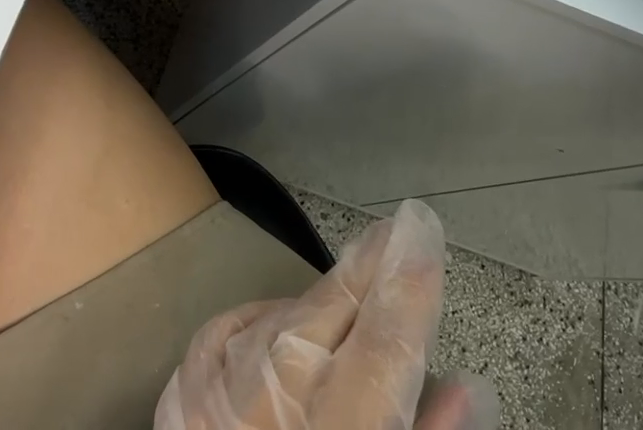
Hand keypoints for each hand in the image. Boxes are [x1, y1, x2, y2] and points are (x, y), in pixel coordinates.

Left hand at [154, 200, 496, 429]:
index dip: (406, 291)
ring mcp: (212, 406)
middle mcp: (268, 413)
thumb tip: (464, 390)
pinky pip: (221, 336)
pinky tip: (281, 315)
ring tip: (356, 274)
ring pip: (273, 321)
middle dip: (367, 270)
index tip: (424, 239)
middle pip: (324, 320)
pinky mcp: (178, 409)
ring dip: (318, 295)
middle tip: (399, 230)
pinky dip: (256, 319)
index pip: (380, 354)